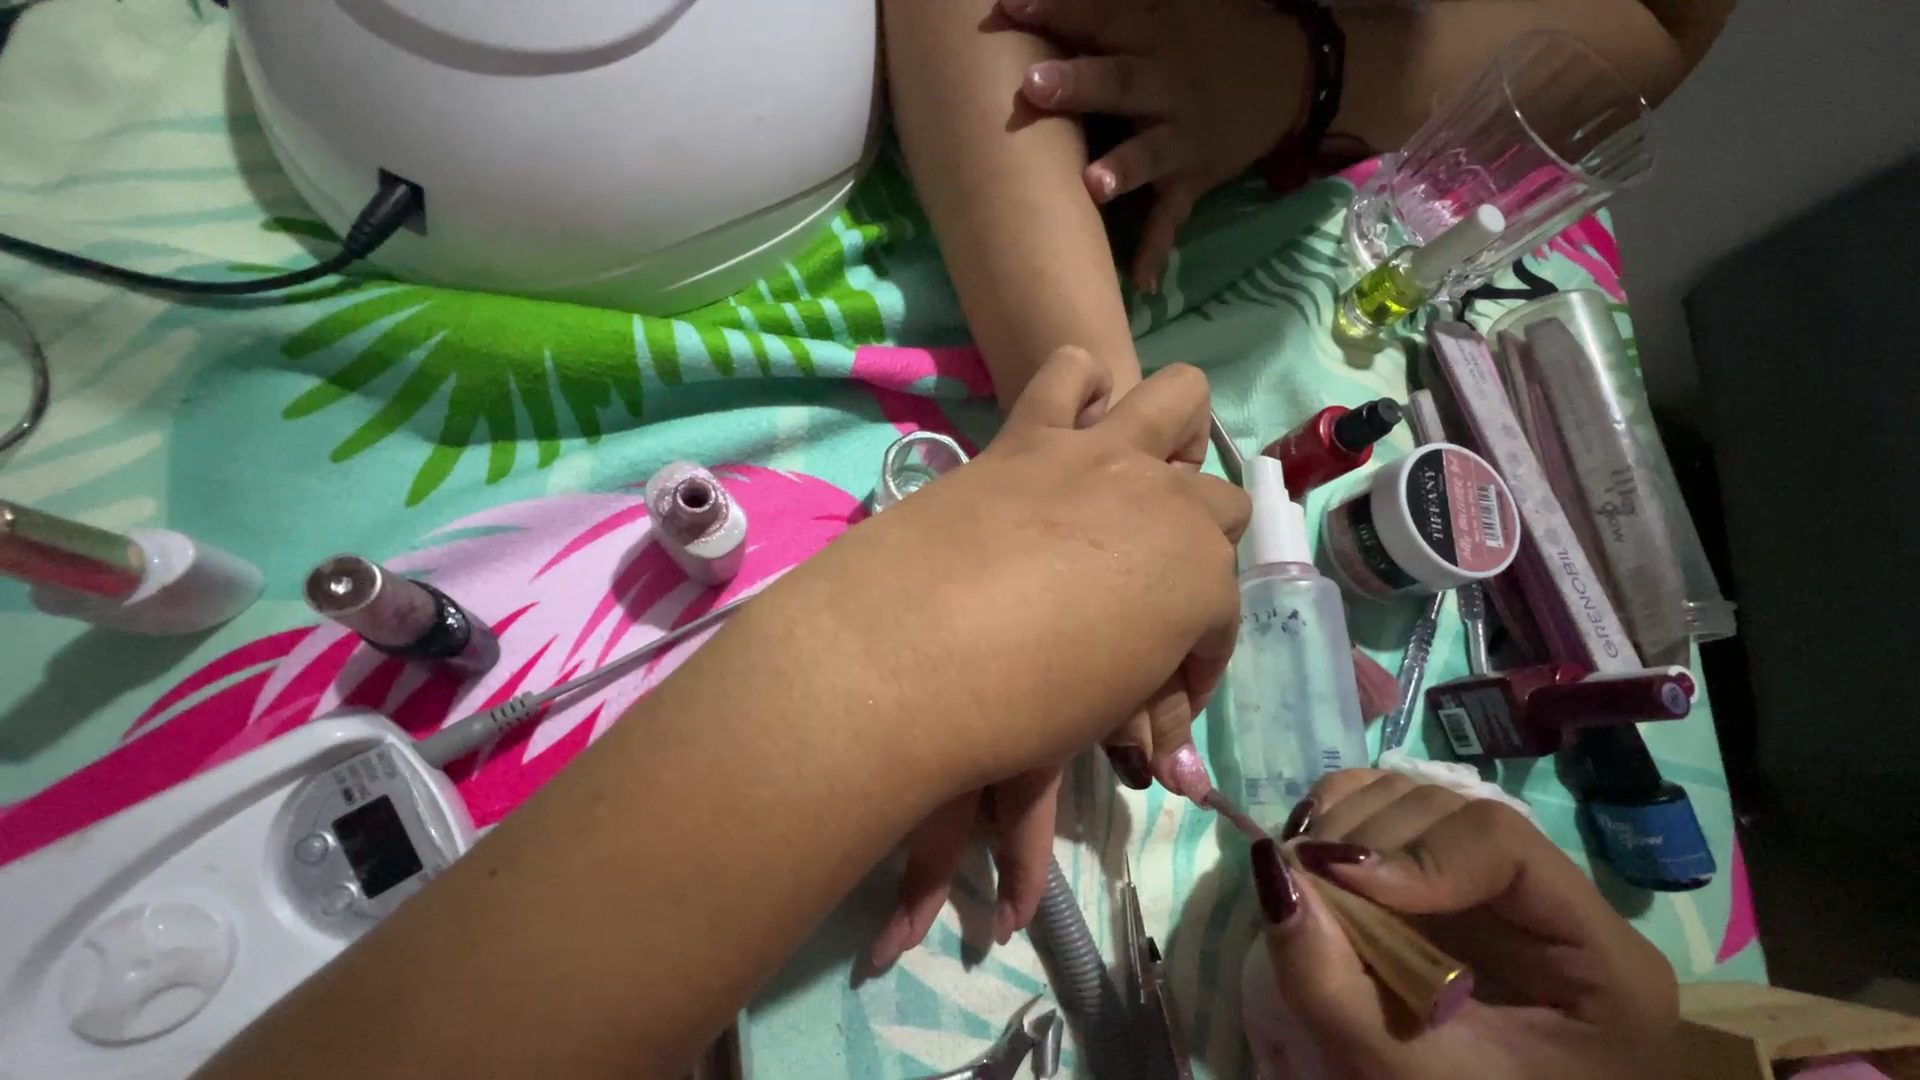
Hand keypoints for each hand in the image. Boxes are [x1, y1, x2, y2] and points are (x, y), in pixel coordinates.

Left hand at [845, 347, 1248, 969]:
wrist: (909, 653)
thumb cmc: (1018, 707)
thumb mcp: (1096, 719)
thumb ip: (1132, 711)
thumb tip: (1133, 751)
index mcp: (1202, 584)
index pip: (1218, 626)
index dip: (1193, 669)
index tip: (1157, 701)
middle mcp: (1168, 504)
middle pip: (1220, 505)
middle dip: (1200, 548)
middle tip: (1151, 587)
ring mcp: (1098, 456)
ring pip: (1179, 398)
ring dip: (1170, 432)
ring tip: (1134, 474)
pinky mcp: (1027, 435)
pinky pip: (1068, 371)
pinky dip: (1078, 388)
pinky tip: (1065, 429)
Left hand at [1001, 0, 1307, 290]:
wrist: (1286, 75)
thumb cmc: (1205, 42)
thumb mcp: (1167, 12)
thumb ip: (1113, 12)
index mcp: (1153, 35)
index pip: (1100, 17)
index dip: (1058, 10)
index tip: (1008, 7)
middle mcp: (1166, 84)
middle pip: (1119, 81)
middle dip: (1079, 85)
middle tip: (1033, 86)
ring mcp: (1181, 137)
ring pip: (1149, 152)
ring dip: (1122, 168)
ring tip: (1092, 185)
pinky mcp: (1194, 179)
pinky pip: (1172, 216)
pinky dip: (1157, 247)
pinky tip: (1139, 281)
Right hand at [1245, 770, 1679, 1078]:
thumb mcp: (1398, 1069)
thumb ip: (1332, 982)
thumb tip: (1271, 867)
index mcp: (1598, 957)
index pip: (1501, 842)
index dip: (1414, 850)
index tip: (1341, 881)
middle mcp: (1550, 897)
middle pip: (1447, 812)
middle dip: (1362, 839)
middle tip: (1302, 879)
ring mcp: (1489, 879)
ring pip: (1411, 801)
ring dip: (1340, 825)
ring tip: (1305, 877)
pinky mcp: (1439, 875)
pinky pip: (1385, 812)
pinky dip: (1336, 819)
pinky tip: (1314, 859)